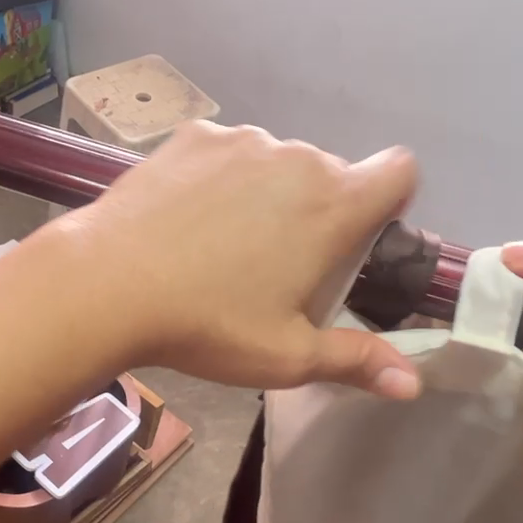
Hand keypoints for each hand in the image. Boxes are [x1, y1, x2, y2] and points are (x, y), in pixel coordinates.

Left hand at [43, 121, 423, 398]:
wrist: (108, 283)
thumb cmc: (209, 325)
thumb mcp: (287, 357)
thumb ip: (356, 361)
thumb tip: (414, 385)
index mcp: (334, 205)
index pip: (400, 171)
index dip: (389, 202)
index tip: (356, 241)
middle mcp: (296, 157)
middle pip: (331, 175)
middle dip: (318, 214)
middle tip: (275, 269)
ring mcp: (241, 140)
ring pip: (276, 165)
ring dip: (268, 196)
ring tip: (222, 248)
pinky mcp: (191, 136)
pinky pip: (226, 155)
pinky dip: (220, 180)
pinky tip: (186, 221)